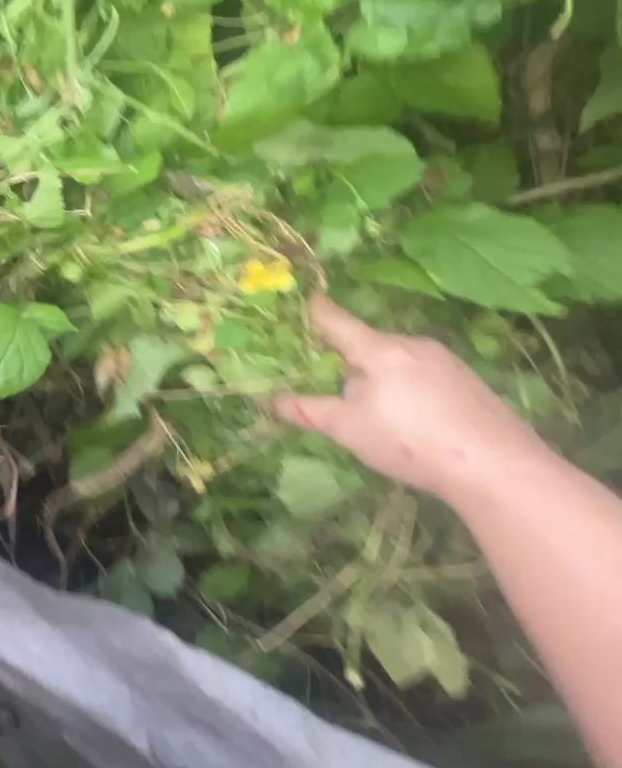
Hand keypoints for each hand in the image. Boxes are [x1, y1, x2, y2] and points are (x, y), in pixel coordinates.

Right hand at [275, 296, 547, 502]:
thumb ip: (305, 409)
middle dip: (344, 361)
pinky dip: (401, 386)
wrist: (497, 468)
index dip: (316, 312)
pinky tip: (404, 418)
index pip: (338, 322)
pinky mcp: (466, 381)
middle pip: (366, 345)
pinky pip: (419, 373)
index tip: (304, 299)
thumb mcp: (345, 427)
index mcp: (381, 351)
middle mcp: (414, 346)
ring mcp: (446, 362)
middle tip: (326, 386)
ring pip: (393, 361)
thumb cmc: (408, 441)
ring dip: (374, 376)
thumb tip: (270, 400)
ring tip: (367, 410)